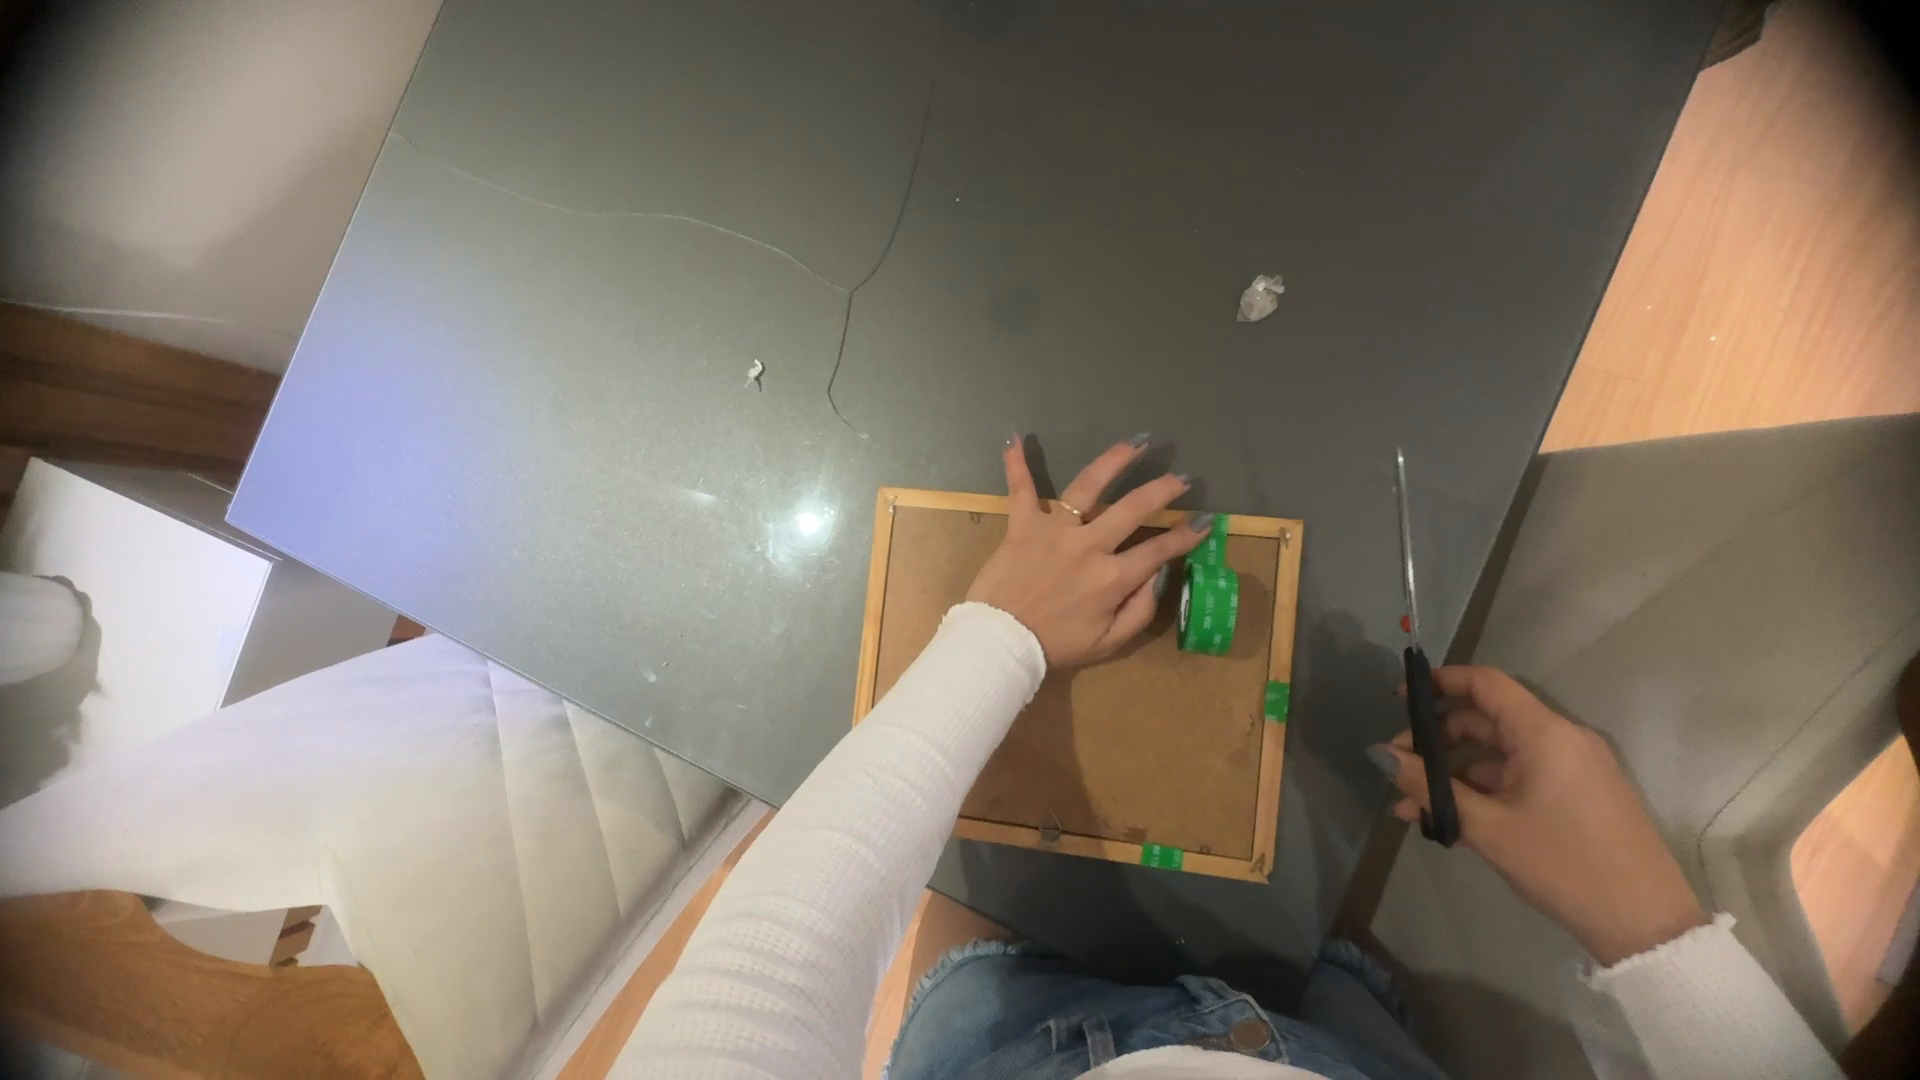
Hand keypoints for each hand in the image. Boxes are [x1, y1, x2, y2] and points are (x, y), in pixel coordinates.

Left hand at [966, 435, 1209, 667]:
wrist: (1000, 644)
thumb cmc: (1055, 645)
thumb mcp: (1109, 643)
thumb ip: (1140, 610)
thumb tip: (1158, 576)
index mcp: (1112, 577)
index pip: (1159, 550)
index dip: (1186, 536)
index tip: (1205, 521)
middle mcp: (1089, 545)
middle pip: (1134, 508)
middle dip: (1163, 489)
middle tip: (1181, 477)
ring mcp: (1054, 531)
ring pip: (1089, 485)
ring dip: (1115, 460)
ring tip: (1136, 442)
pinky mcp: (1022, 526)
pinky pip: (1020, 489)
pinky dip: (1016, 464)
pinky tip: (1015, 437)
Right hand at [1376, 666, 1708, 965]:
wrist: (1647, 928)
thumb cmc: (1563, 865)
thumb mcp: (1485, 826)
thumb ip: (1426, 784)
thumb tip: (1378, 754)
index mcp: (1545, 734)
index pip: (1485, 683)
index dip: (1438, 681)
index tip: (1399, 698)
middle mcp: (1561, 740)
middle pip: (1483, 719)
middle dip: (1434, 739)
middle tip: (1397, 765)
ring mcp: (1571, 768)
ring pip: (1494, 753)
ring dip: (1450, 772)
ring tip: (1411, 805)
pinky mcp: (1575, 794)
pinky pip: (1515, 776)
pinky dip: (1479, 789)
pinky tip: (1446, 818)